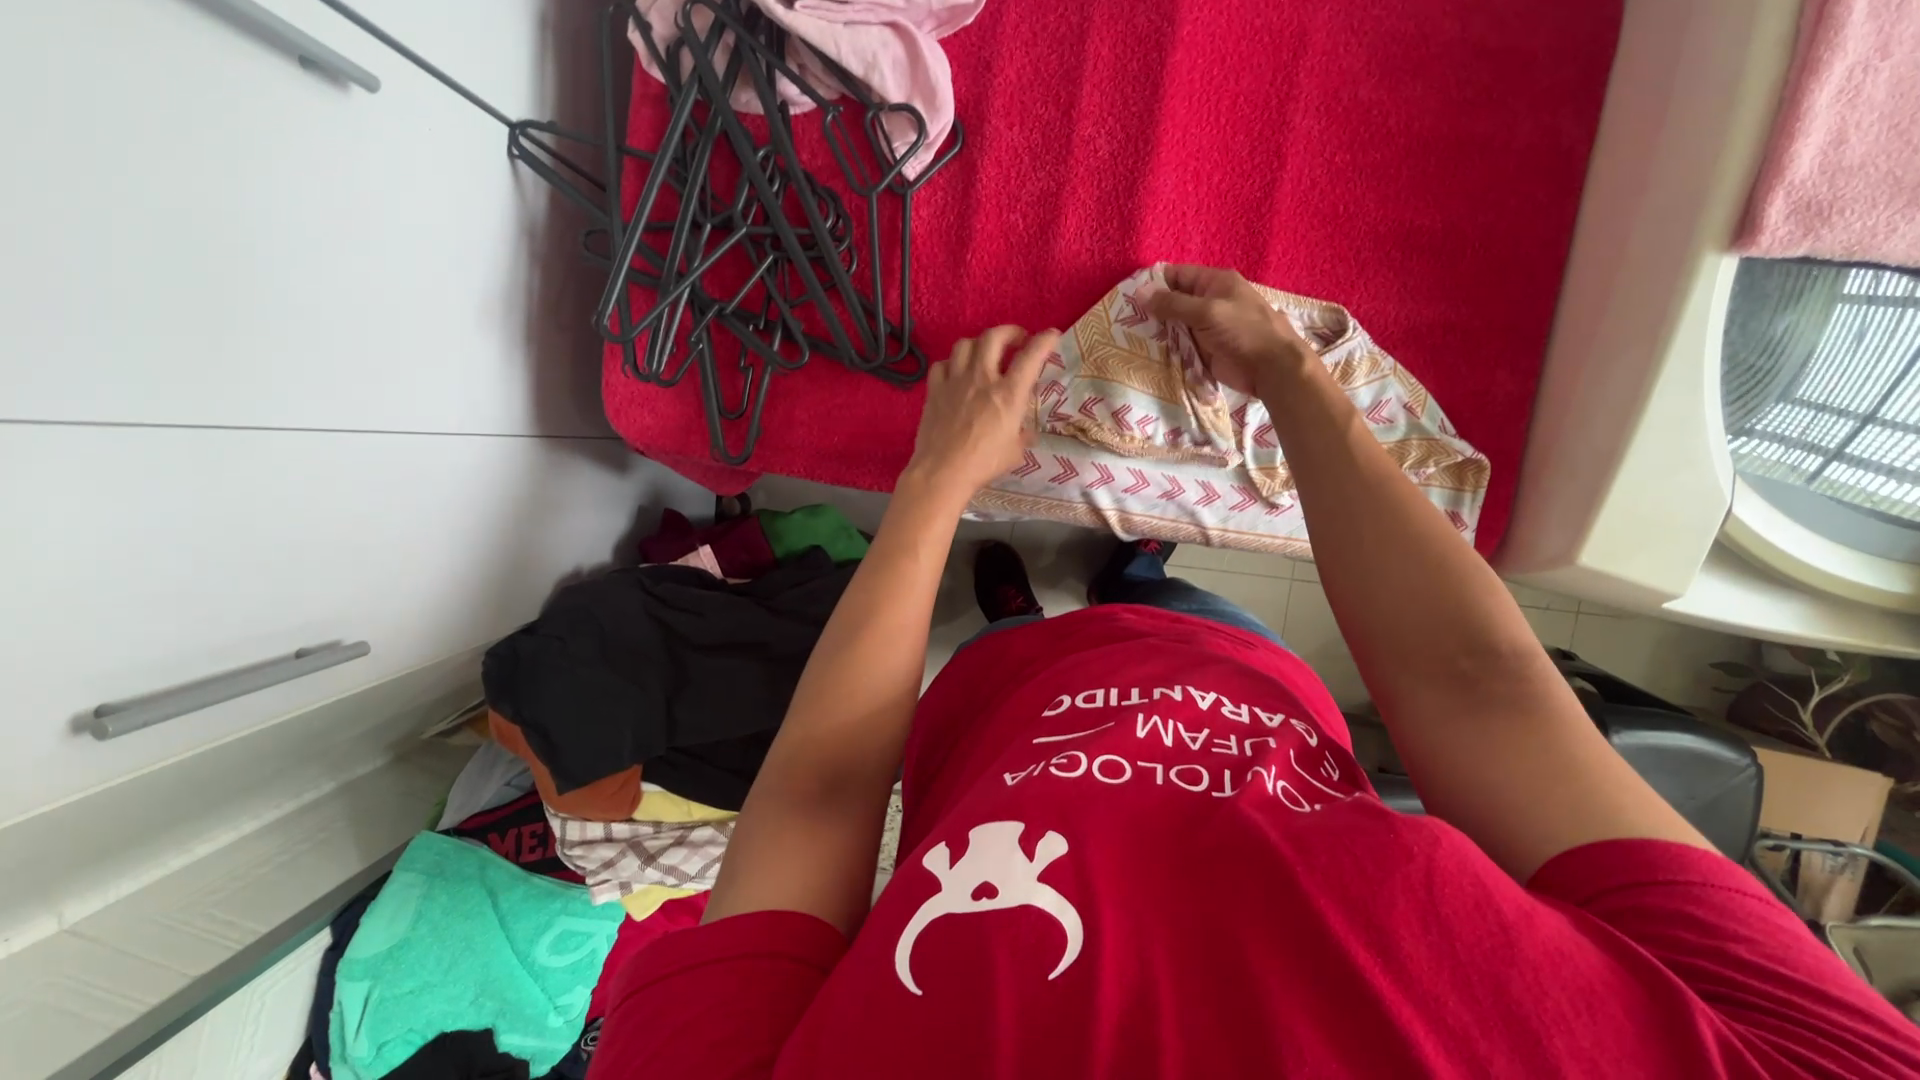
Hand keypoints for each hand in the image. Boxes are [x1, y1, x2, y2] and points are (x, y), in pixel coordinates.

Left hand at [903, 325, 1061, 501]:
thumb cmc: (983, 464)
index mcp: (1008, 394)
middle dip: (1009, 332)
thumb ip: (1022, 436)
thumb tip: (1027, 433)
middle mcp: (982, 379)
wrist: (942, 472)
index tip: (1051, 335)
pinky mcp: (934, 390)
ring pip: (965, 344)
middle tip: (1017, 340)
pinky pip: (941, 364)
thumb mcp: (1014, 453)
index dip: (1044, 341)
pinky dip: (951, 364)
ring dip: (979, 344)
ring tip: (985, 353)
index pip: (1031, 356)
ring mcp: (955, 381)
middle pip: (994, 337)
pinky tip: (956, 373)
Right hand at [1144, 264, 1313, 396]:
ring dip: (1156, 331)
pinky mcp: (1202, 350)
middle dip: (1151, 309)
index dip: (1154, 283)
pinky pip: (1178, 346)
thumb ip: (1173, 303)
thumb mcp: (1207, 311)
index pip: (1177, 275)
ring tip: (1127, 337)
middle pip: (1172, 301)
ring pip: (1173, 325)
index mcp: (1214, 283)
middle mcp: (1208, 302)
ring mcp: (1204, 328)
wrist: (1270, 368)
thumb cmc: (1244, 331)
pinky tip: (1144, 352)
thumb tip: (1139, 293)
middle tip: (1123, 320)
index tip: (1128, 296)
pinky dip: (1164, 348)